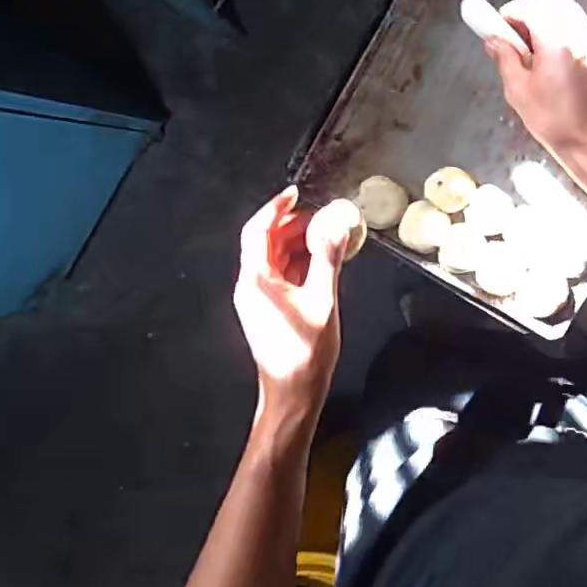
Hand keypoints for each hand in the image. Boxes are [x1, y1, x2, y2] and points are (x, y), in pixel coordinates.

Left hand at [233, 186, 345, 425]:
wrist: (293, 393)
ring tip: (323, 234)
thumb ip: (328, 260)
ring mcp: (258, 299)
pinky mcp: (267, 309)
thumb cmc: (305, 353)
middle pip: (265, 242)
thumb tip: (336, 228)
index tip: (295, 193)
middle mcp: (251, 286)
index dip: (276, 208)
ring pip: (273, 258)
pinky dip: (297, 262)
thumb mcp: (323, 301)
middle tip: (319, 215)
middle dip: (291, 224)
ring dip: (296, 243)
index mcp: (257, 280)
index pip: (258, 231)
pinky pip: (279, 275)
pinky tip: (319, 260)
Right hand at [483, 0, 586, 167]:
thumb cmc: (555, 120)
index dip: (508, 15)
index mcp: (556, 39)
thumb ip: (504, 58)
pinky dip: (557, 30)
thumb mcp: (518, 90)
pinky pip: (574, 24)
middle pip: (551, 0)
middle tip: (512, 37)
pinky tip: (546, 56)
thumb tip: (494, 40)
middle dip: (528, 12)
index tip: (495, 29)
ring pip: (565, 9)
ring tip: (528, 49)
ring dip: (543, 20)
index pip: (529, 7)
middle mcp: (578, 32)